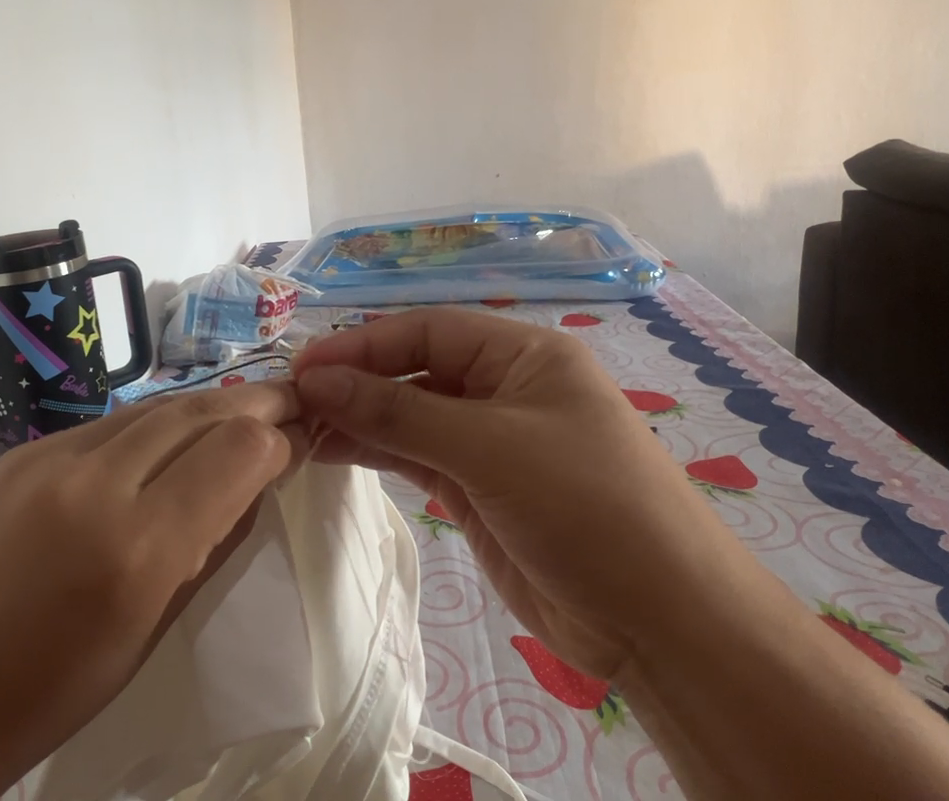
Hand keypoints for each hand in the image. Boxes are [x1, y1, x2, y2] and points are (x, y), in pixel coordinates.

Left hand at [0, 383, 301, 800]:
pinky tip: (161, 442)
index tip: (301, 440)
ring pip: (152, 408)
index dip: (279, 438)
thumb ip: (212, 547)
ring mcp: (45, 460)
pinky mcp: (14, 455)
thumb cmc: (45, 695)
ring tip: (236, 411)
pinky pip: (103, 426)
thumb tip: (257, 480)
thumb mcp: (150, 634)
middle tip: (288, 400)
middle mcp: (94, 483)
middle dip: (253, 402)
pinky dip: (149, 425)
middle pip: (199, 410)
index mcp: (138, 548)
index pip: (238, 450)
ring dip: (204, 406)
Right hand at [293, 308, 711, 681]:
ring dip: (358, 420)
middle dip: (356, 382)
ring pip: (410, 417)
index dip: (363, 344)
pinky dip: (376, 454)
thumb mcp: (490, 448)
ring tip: (297, 430)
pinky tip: (330, 454)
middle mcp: (505, 389)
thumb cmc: (586, 507)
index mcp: (524, 355)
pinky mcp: (478, 492)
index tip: (303, 368)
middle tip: (289, 403)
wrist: (659, 619)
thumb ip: (400, 412)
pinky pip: (417, 459)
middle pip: (415, 370)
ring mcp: (491, 444)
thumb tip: (316, 380)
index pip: (428, 330)